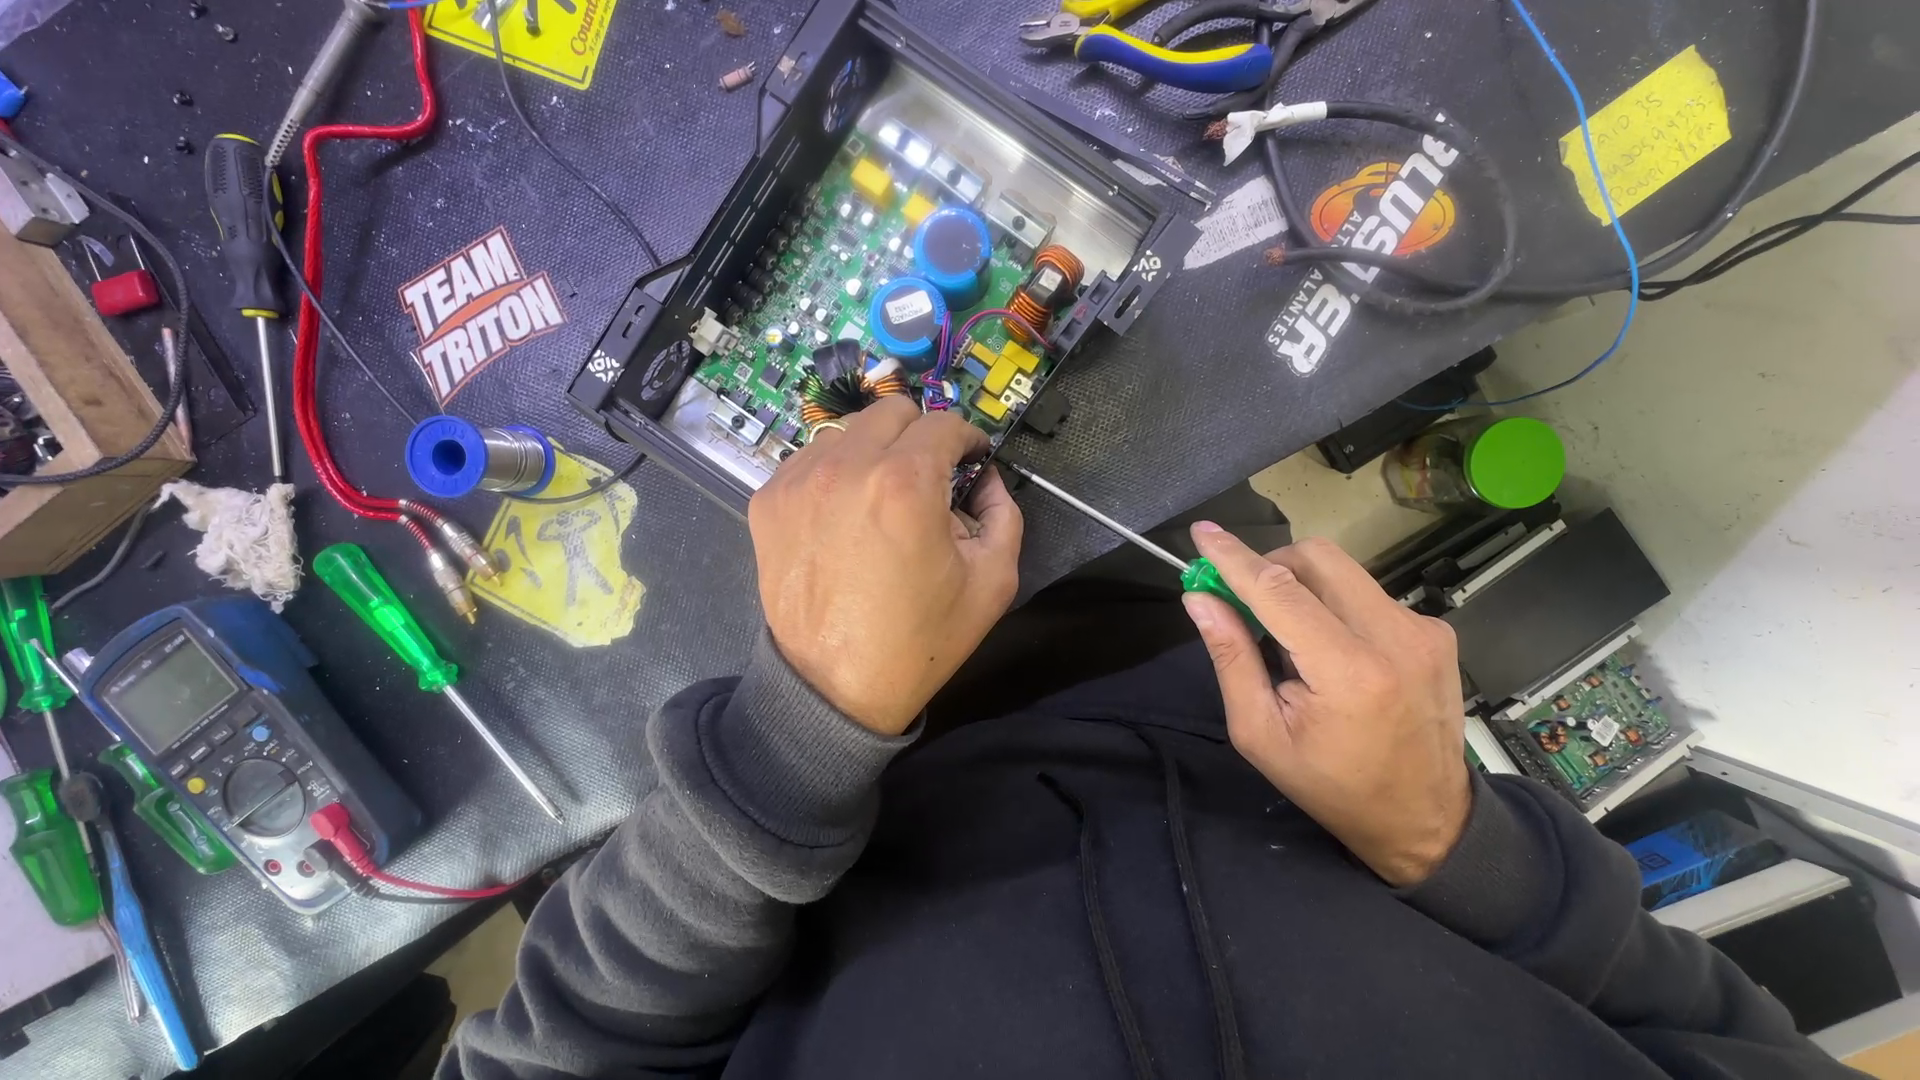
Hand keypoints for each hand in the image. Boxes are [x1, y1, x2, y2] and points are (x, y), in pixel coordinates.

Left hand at [749, 397, 1022, 734]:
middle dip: (921, 436)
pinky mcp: (768, 501)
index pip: (945, 423)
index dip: (969, 439)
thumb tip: (986, 479)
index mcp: (905, 482)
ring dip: (875, 451)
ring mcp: (798, 480)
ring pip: (847, 431)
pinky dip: (835, 474)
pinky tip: (845, 516)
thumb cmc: (920, 640)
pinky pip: (810, 460)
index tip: (972, 462)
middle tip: (929, 479)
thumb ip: (1004, 512)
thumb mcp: (993, 581)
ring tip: (882, 500)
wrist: (835, 689)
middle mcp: (846, 466)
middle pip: (892, 411)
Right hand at [1182, 527, 1469, 886]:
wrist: (1425, 818)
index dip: (1234, 557)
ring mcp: (1422, 630)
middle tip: (1244, 600)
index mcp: (1348, 671)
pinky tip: (1331, 651)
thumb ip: (1230, 658)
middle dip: (1270, 566)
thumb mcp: (1260, 733)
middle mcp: (1394, 637)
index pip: (1279, 590)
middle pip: (1317, 559)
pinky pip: (1367, 594)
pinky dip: (1334, 606)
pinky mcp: (1435, 632)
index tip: (1202, 533)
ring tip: (1291, 640)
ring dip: (1303, 587)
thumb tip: (1200, 599)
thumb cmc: (1330, 784)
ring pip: (1343, 571)